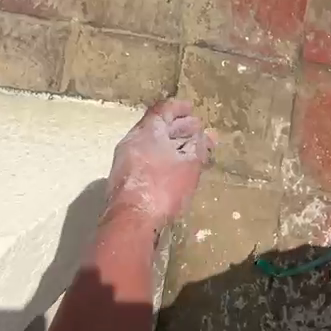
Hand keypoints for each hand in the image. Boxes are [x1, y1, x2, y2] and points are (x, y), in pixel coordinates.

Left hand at [105, 99, 213, 228]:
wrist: (131, 223)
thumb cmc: (163, 187)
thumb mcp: (190, 164)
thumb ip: (199, 146)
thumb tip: (207, 134)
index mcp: (146, 131)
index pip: (162, 109)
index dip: (179, 107)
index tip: (192, 109)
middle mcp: (132, 141)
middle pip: (156, 126)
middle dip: (178, 127)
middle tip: (196, 131)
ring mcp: (124, 161)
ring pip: (150, 144)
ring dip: (170, 144)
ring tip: (189, 151)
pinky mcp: (123, 180)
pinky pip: (145, 159)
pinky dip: (161, 158)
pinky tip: (174, 169)